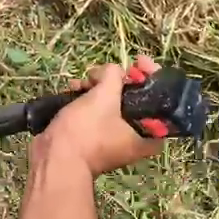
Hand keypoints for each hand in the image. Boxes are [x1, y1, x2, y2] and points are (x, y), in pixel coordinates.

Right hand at [32, 54, 165, 176]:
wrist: (56, 158)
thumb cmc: (86, 132)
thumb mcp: (103, 98)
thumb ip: (113, 77)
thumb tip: (112, 70)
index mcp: (152, 133)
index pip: (162, 97)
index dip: (151, 75)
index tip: (137, 60)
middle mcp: (138, 135)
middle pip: (133, 96)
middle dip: (114, 80)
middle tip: (98, 74)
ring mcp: (115, 136)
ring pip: (112, 101)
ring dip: (96, 87)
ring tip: (79, 83)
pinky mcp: (95, 135)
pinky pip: (97, 110)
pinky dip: (87, 97)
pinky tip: (73, 90)